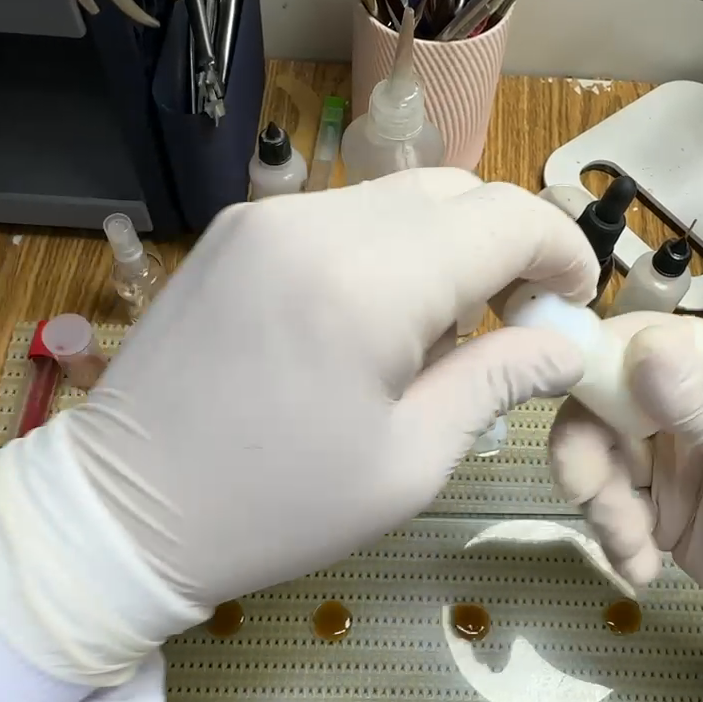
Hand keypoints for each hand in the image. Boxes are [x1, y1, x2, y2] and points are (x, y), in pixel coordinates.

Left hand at [0, 170, 596, 683]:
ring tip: (438, 333)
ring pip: (399, 199)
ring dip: (445, 248)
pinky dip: (385, 250)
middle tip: (515, 321)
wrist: (127, 509)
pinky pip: (341, 216)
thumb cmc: (276, 509)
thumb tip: (565, 341)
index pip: (505, 219)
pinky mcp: (235, 230)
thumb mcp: (408, 464)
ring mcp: (267, 218)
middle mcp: (318, 223)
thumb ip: (495, 382)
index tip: (575, 300)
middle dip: (506, 245)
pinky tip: (370, 320)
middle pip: (456, 192)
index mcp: (369, 285)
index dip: (561, 250)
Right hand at [548, 315, 702, 641]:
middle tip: (594, 501)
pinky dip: (613, 539)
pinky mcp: (656, 508)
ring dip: (600, 505)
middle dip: (587, 454)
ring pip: (594, 458)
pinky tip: (644, 572)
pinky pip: (608, 508)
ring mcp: (668, 456)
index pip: (641, 340)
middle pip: (599, 402)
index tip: (572, 403)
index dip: (595, 363)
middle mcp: (688, 401)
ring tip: (635, 552)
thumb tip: (637, 353)